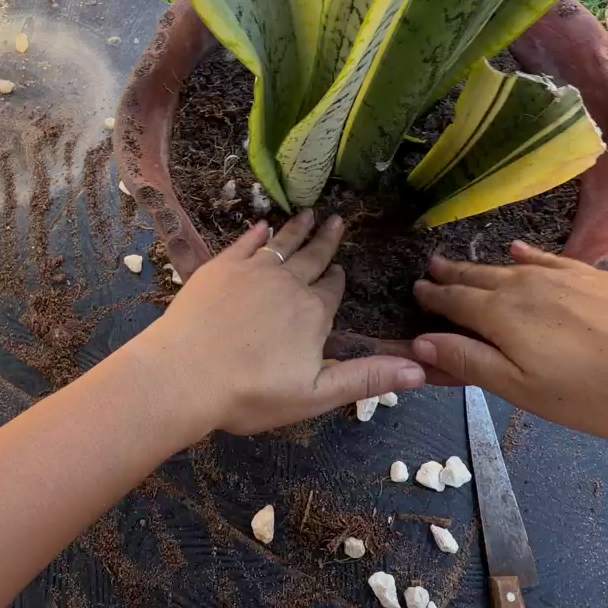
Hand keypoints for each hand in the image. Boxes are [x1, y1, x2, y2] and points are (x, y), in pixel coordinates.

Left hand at [129, 211, 425, 436]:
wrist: (185, 374)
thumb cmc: (251, 392)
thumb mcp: (315, 395)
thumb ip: (366, 378)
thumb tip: (421, 370)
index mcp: (313, 314)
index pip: (332, 290)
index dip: (338, 281)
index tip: (341, 270)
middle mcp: (287, 283)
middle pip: (312, 258)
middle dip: (326, 241)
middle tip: (337, 219)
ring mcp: (252, 270)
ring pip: (282, 244)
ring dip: (297, 229)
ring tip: (310, 213)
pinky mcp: (220, 266)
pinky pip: (245, 243)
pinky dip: (256, 233)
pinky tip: (262, 224)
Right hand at [409, 241, 607, 447]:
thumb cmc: (600, 394)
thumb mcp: (526, 390)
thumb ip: (471, 362)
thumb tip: (420, 341)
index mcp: (502, 315)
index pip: (454, 301)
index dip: (432, 298)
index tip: (414, 290)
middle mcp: (525, 285)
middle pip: (477, 278)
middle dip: (450, 275)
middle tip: (429, 270)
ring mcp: (564, 277)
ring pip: (508, 268)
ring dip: (479, 267)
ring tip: (461, 263)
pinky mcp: (597, 277)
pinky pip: (546, 258)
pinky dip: (525, 255)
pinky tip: (518, 251)